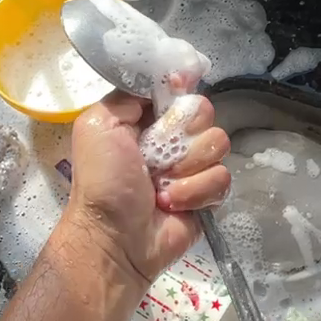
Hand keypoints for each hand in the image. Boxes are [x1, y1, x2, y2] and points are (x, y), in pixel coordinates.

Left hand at [64, 92, 229, 284]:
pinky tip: (173, 204)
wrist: (114, 237)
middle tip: (156, 155)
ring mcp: (192, 166)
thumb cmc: (103, 181)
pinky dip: (196, 192)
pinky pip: (222, 178)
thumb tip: (164, 82)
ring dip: (185, 169)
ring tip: (159, 187)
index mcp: (147, 118)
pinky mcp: (208, 194)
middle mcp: (173, 138)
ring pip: (218, 145)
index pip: (179, 88)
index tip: (178, 89)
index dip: (181, 88)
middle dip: (181, 134)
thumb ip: (127, 96)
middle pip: (205, 112)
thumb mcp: (98, 125)